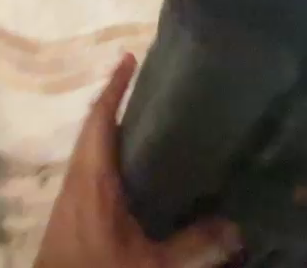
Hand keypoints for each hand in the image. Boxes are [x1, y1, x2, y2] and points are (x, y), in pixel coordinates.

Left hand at [34, 54, 240, 267]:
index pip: (100, 117)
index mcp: (92, 175)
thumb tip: (235, 226)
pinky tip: (132, 164)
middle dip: (115, 99)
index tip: (128, 58)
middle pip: (93, 125)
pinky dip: (108, 149)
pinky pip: (90, 164)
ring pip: (89, 144)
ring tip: (144, 115)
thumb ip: (192, 245)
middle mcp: (78, 175)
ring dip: (110, 124)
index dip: (114, 86)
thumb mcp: (150, 264)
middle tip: (145, 82)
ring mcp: (71, 191)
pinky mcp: (72, 208)